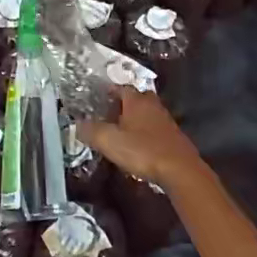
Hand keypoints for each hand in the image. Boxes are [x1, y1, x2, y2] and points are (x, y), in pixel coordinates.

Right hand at [78, 89, 210, 194]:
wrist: (179, 168)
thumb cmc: (143, 150)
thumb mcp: (110, 141)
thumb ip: (91, 131)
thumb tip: (78, 124)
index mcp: (137, 101)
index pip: (121, 88)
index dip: (109, 92)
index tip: (97, 99)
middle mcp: (153, 105)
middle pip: (136, 98)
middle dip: (122, 105)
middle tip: (107, 115)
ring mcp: (165, 120)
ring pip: (146, 113)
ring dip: (134, 119)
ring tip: (119, 131)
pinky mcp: (173, 136)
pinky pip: (154, 128)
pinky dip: (144, 132)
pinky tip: (137, 145)